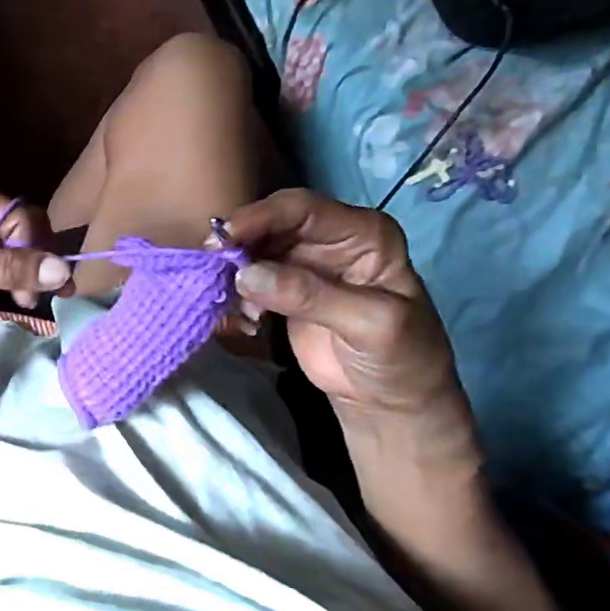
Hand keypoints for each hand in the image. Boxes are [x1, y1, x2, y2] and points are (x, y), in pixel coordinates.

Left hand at [0, 174, 74, 331]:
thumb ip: (9, 268)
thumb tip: (64, 270)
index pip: (20, 216)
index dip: (36, 250)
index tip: (43, 289)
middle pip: (21, 229)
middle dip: (34, 262)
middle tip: (40, 298)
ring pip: (12, 245)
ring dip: (24, 272)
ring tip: (28, 302)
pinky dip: (10, 277)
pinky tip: (18, 296)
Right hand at [219, 189, 468, 432]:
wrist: (390, 401)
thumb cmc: (400, 358)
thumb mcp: (369, 324)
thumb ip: (310, 295)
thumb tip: (246, 274)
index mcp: (363, 233)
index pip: (303, 209)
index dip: (261, 217)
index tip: (224, 237)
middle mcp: (329, 239)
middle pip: (270, 225)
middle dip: (238, 242)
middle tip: (209, 264)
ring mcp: (303, 263)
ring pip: (253, 250)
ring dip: (233, 271)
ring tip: (230, 303)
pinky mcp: (281, 289)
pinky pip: (247, 278)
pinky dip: (235, 293)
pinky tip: (242, 318)